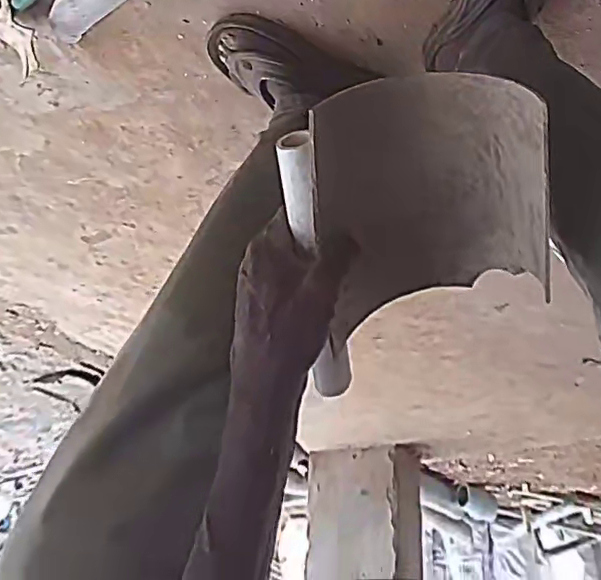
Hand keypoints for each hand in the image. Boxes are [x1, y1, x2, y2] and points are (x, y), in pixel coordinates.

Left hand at [232, 214, 354, 382]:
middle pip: (295, 236)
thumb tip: (347, 237)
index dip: (319, 214)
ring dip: (315, 267)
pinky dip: (307, 285)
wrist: (265, 389)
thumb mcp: (323, 289)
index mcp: (262, 248)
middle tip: (343, 252)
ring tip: (334, 281)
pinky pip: (290, 281)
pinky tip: (321, 302)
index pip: (293, 212)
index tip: (340, 219)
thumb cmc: (287, 339)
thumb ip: (337, 254)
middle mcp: (253, 261)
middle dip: (320, 243)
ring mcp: (254, 284)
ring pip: (294, 260)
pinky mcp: (261, 304)